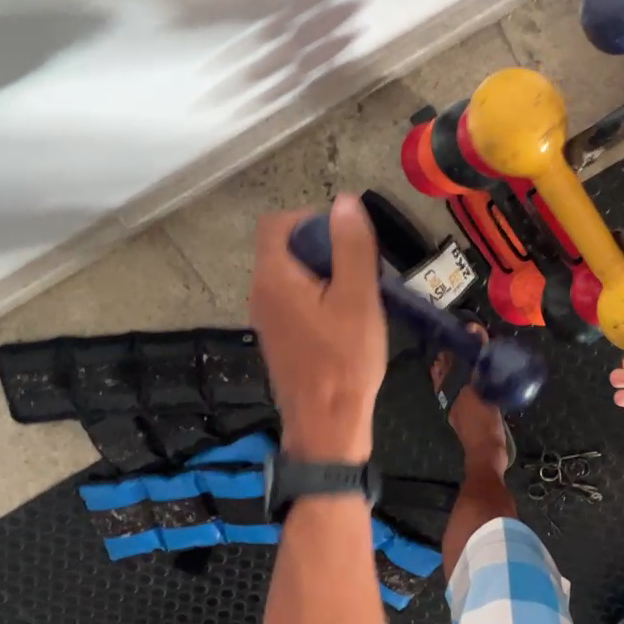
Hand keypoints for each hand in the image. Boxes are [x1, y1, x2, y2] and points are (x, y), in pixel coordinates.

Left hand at [249, 195, 386, 463]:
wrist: (327, 422)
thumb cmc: (345, 360)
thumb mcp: (358, 298)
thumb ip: (352, 247)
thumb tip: (345, 202)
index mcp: (274, 277)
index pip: (277, 224)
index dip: (311, 218)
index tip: (348, 236)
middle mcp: (261, 293)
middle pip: (285, 249)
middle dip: (324, 248)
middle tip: (363, 268)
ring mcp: (267, 319)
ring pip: (293, 278)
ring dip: (325, 275)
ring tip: (361, 295)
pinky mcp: (279, 340)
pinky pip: (295, 303)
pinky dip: (319, 299)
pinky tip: (348, 322)